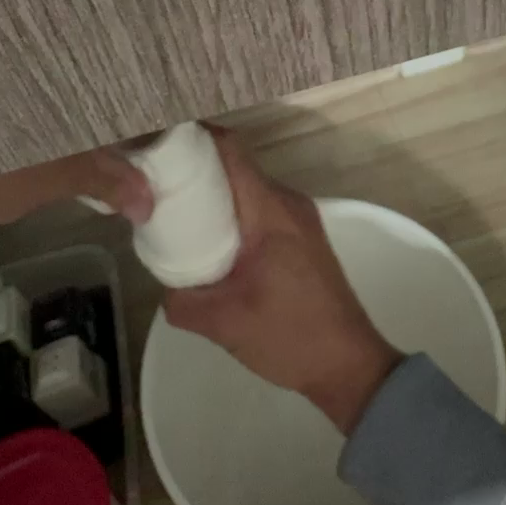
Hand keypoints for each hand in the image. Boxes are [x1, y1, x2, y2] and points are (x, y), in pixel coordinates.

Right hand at [163, 129, 401, 433]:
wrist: (349, 366)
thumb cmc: (291, 337)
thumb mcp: (224, 323)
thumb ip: (183, 300)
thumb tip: (165, 286)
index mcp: (271, 210)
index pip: (230, 150)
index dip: (194, 138)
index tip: (158, 144)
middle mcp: (287, 202)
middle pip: (235, 165)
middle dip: (194, 167)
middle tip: (155, 183)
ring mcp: (298, 217)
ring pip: (246, 187)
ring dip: (212, 193)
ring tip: (174, 212)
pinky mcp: (300, 235)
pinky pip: (257, 207)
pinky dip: (230, 212)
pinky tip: (207, 239)